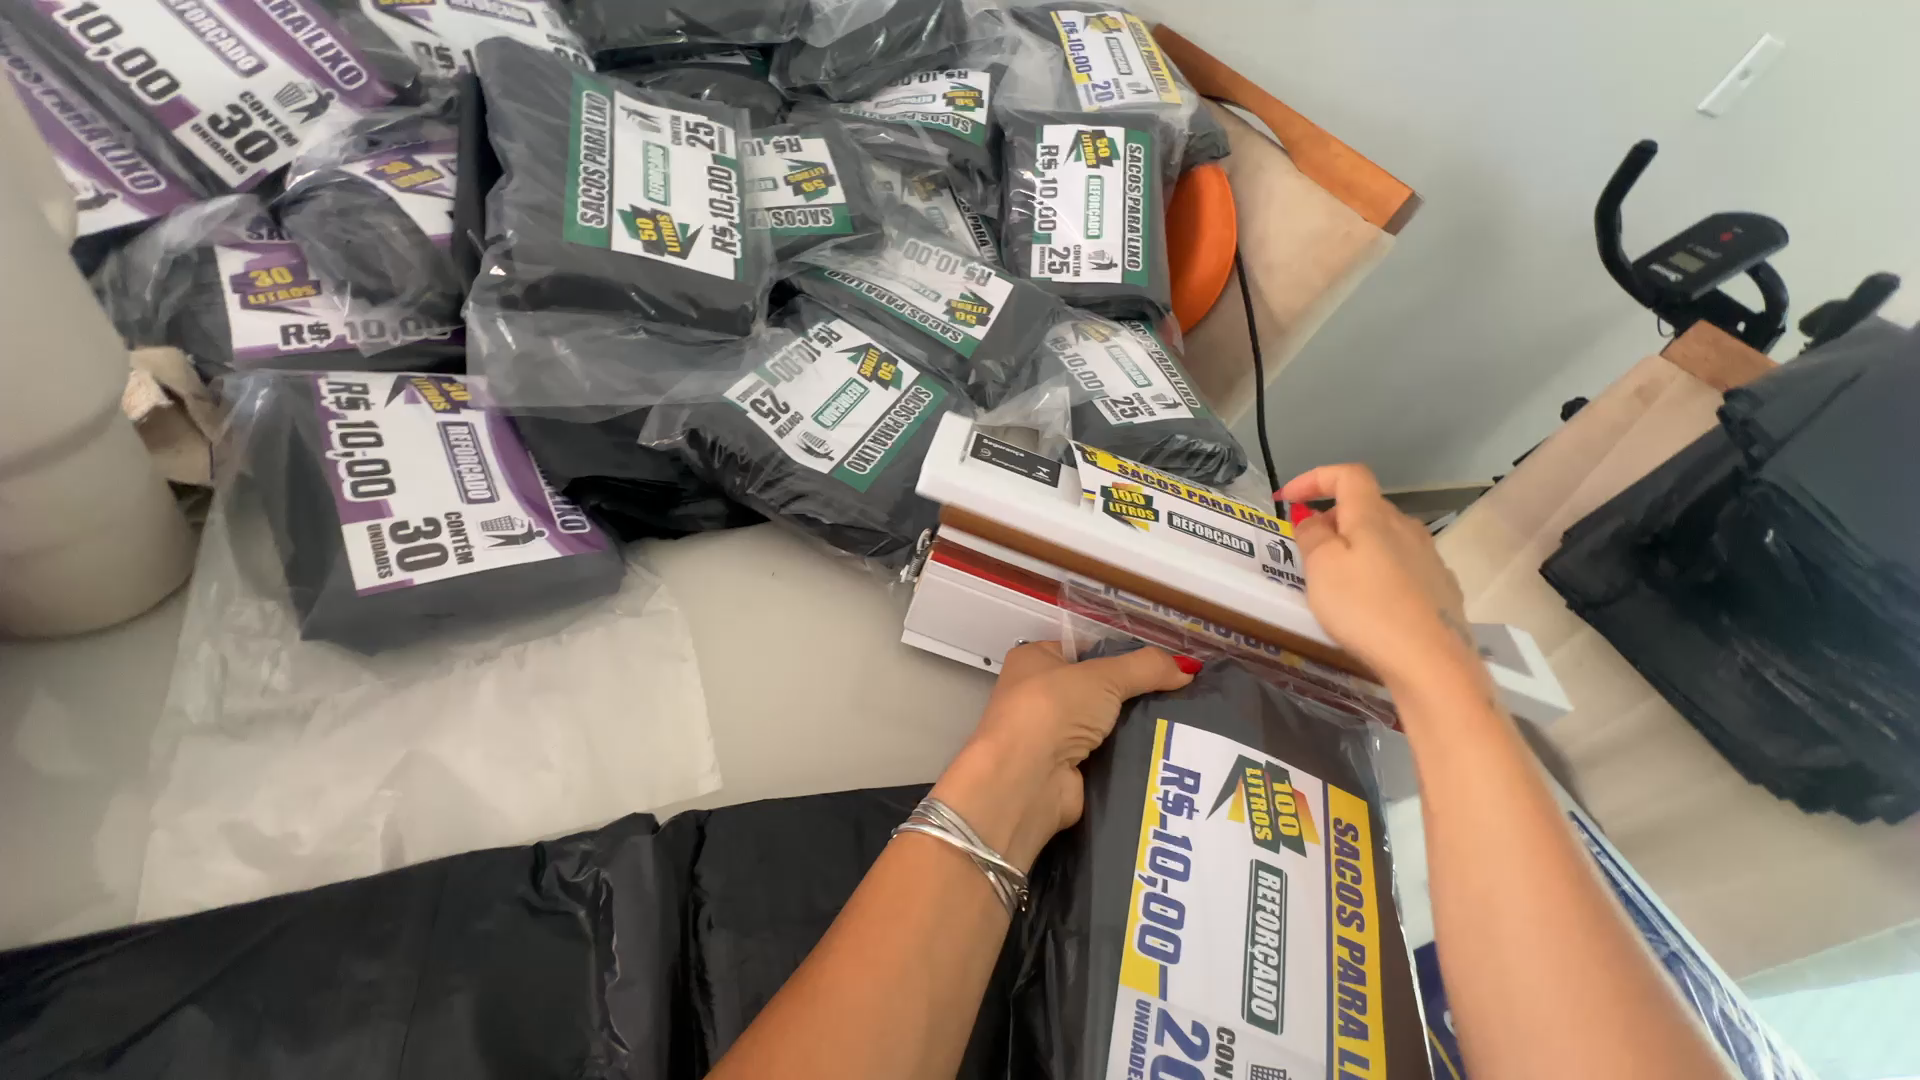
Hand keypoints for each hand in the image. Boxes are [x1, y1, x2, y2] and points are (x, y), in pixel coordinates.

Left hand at [931, 643, 1194, 871]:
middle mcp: (1039, 695)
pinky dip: (1132, 757)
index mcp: (1034, 660)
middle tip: (1183, 698)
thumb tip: (1187, 669)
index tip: (1165, 666)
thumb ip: (1146, 667)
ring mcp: (1053, 736)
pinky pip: (1110, 758)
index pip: (1086, 650)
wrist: (1025, 779)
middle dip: (1136, 695)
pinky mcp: (1069, 771)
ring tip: (1185, 726)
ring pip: (1107, 726)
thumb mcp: (1103, 677)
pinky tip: (1169, 754)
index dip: (1123, 655)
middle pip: (1099, 690)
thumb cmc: (1052, 710)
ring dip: (1138, 728)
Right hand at [1279, 465, 1479, 691]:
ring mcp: (1429, 558)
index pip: (1348, 475)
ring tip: (1335, 579)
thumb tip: (1313, 518)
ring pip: (1384, 537)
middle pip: (1365, 507)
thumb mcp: (1322, 569)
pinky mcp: (1441, 588)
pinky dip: (1377, 570)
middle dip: (1331, 519)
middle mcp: (1406, 528)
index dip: (1314, 478)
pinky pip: (1401, 565)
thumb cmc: (1366, 609)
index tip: (1288, 499)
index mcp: (1374, 517)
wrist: (1431, 662)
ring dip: (1355, 546)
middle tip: (1306, 549)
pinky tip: (1370, 602)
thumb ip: (1312, 536)